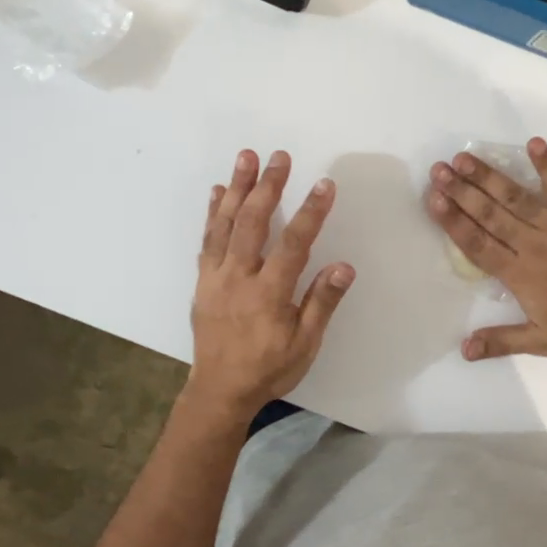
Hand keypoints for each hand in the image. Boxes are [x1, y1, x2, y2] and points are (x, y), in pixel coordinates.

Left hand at [188, 149, 354, 417]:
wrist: (219, 390)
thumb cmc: (268, 369)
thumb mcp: (304, 345)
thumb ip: (321, 303)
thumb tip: (343, 267)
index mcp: (269, 294)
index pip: (293, 244)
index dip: (311, 213)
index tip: (324, 185)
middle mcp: (239, 278)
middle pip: (253, 223)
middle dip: (268, 187)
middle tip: (279, 156)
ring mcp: (216, 277)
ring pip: (225, 224)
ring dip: (237, 188)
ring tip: (245, 157)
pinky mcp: (203, 280)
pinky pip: (207, 240)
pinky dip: (212, 213)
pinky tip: (219, 192)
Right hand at [427, 137, 546, 360]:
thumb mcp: (540, 341)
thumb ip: (500, 341)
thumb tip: (463, 350)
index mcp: (518, 273)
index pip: (476, 243)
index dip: (452, 221)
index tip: (432, 199)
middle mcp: (531, 243)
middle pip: (488, 214)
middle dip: (460, 191)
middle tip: (437, 169)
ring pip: (515, 196)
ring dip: (488, 176)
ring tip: (464, 158)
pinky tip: (533, 142)